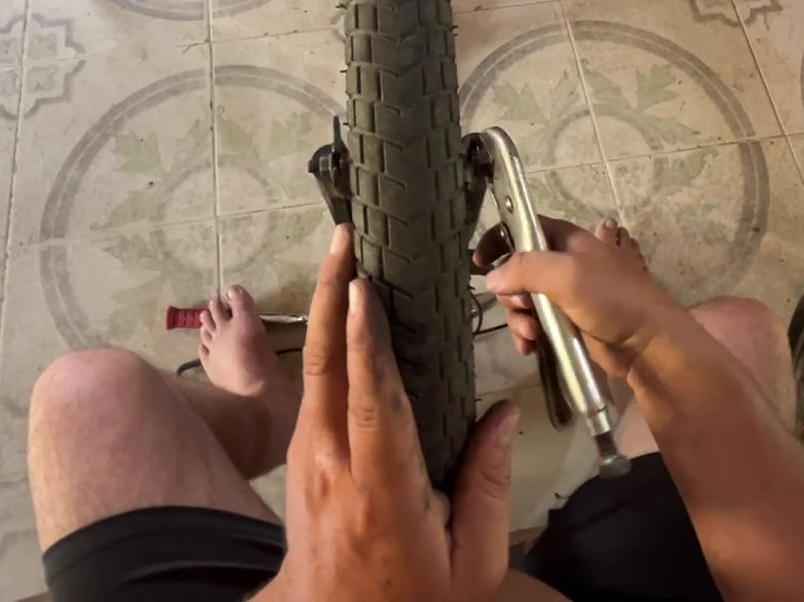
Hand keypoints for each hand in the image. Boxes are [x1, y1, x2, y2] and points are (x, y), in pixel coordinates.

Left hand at [259, 224, 521, 601]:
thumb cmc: (409, 594)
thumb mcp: (472, 563)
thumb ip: (488, 484)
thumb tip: (502, 413)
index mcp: (382, 490)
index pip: (372, 403)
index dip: (367, 341)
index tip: (365, 288)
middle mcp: (332, 461)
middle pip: (325, 364)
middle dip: (332, 293)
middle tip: (343, 238)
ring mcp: (307, 451)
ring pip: (313, 363)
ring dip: (326, 303)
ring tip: (342, 253)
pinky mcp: (301, 446)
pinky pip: (315, 378)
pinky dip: (327, 332)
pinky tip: (341, 304)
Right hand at [474, 216, 682, 379]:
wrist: (648, 344)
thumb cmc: (611, 297)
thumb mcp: (566, 274)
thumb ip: (524, 268)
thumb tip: (492, 278)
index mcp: (566, 240)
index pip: (523, 228)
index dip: (499, 240)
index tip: (479, 262)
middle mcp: (563, 262)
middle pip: (517, 269)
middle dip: (510, 292)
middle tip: (520, 308)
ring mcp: (565, 294)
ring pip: (524, 300)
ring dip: (518, 318)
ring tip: (529, 335)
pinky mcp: (568, 322)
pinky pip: (536, 323)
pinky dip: (528, 334)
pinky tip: (530, 348)